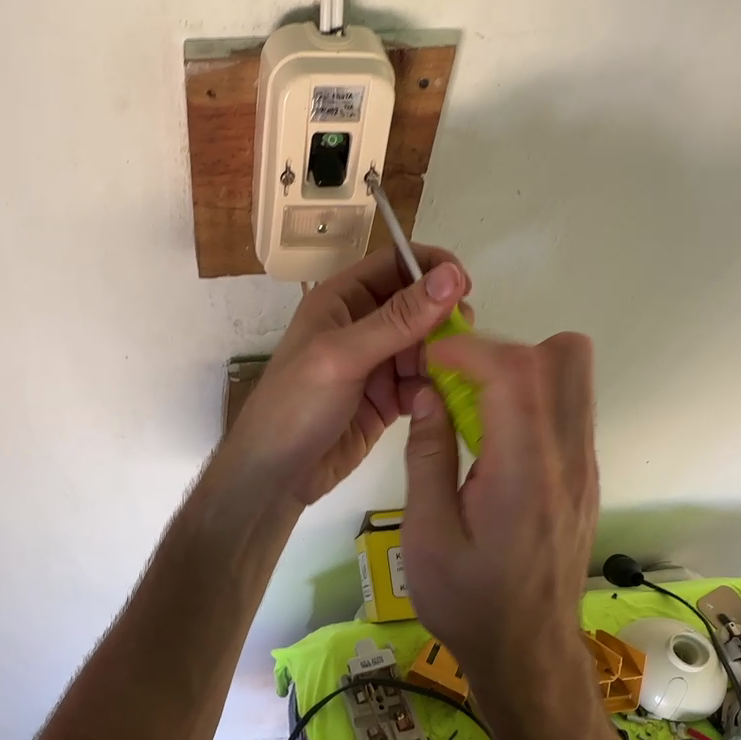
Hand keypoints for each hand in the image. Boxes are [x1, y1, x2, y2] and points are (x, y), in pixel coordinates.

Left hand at [220, 245, 470, 505]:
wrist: (275, 475)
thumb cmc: (296, 407)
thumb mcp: (343, 355)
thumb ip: (399, 318)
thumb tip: (452, 276)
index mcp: (340, 301)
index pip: (395, 263)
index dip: (431, 269)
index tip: (465, 289)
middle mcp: (359, 326)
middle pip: (417, 306)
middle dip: (442, 319)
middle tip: (462, 342)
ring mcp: (373, 366)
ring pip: (424, 346)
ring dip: (441, 357)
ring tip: (450, 376)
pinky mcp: (385, 401)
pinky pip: (420, 384)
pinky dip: (433, 389)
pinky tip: (437, 401)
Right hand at [398, 332, 599, 681]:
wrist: (526, 652)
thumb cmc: (467, 601)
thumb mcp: (427, 535)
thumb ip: (428, 458)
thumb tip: (428, 395)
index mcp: (526, 473)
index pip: (516, 372)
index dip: (469, 349)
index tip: (431, 360)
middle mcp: (569, 459)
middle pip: (565, 356)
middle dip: (504, 351)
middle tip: (455, 383)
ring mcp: (584, 468)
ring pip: (574, 379)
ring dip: (520, 374)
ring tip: (468, 410)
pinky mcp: (583, 480)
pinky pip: (567, 412)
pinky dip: (530, 404)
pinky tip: (490, 444)